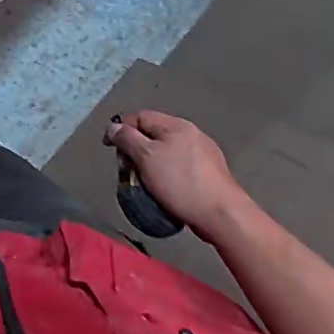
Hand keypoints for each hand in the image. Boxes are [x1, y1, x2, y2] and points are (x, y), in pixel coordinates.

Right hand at [103, 110, 252, 239]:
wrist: (222, 215)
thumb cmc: (180, 183)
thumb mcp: (145, 156)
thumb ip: (126, 138)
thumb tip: (114, 127)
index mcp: (176, 125)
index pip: (139, 117)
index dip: (121, 130)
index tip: (111, 150)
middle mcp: (191, 134)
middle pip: (151, 135)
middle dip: (135, 151)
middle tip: (129, 170)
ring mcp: (203, 154)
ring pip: (165, 153)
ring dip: (150, 165)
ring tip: (145, 183)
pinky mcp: (209, 173)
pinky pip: (178, 167)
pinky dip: (166, 175)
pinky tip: (166, 190)